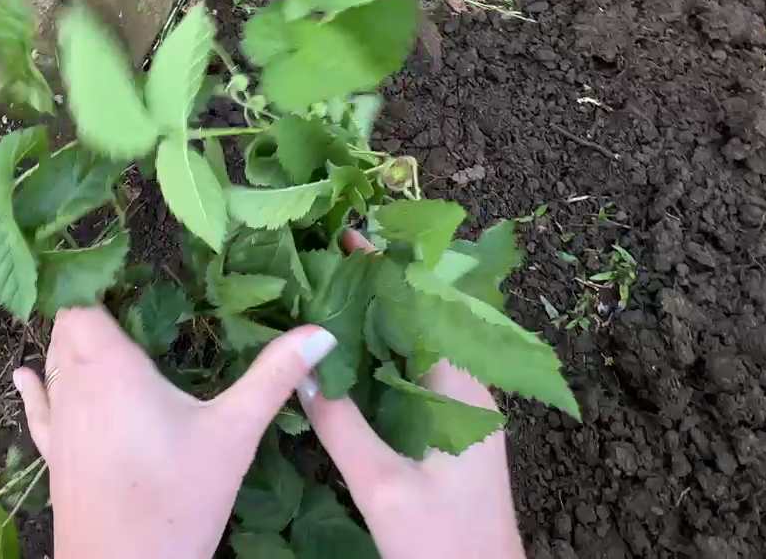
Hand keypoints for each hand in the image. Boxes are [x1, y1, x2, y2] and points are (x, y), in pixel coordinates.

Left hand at [13, 306, 337, 558]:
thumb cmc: (178, 502)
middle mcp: (75, 385)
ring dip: (69, 342)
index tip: (123, 270)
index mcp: (111, 367)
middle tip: (128, 298)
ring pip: (52, 361)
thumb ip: (274, 377)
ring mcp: (58, 423)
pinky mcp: (52, 457)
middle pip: (66, 326)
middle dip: (90, 306)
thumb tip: (322, 332)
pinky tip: (24, 377)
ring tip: (100, 328)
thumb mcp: (234, 433)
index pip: (82, 303)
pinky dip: (35, 385)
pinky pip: (36, 408)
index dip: (95, 282)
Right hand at [300, 231, 525, 558]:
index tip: (346, 237)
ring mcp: (460, 408)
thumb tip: (299, 365)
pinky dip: (380, 352)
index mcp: (461, 388)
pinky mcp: (448, 427)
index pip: (420, 306)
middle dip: (375, 285)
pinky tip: (347, 353)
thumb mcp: (382, 486)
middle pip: (418, 317)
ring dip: (377, 316)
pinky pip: (411, 372)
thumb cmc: (445, 546)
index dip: (383, 269)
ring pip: (413, 345)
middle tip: (325, 261)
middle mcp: (466, 386)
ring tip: (329, 292)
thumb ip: (339, 424)